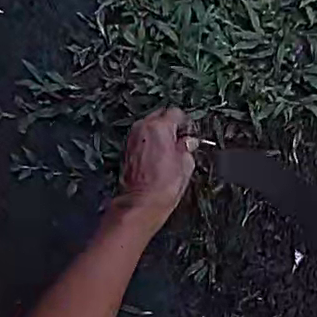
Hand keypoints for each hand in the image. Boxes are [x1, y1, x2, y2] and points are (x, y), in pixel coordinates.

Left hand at [113, 107, 195, 227]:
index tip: (190, 134)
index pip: (175, 113)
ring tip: (169, 151)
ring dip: (159, 134)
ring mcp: (132, 139)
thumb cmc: (162, 186)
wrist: (141, 203)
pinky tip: (157, 157)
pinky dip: (149, 143)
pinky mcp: (126, 151)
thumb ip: (187, 147)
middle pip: (159, 116)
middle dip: (170, 125)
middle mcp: (142, 129)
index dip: (185, 123)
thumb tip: (188, 143)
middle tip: (180, 141)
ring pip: (148, 127)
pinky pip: (141, 139)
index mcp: (159, 127)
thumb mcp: (185, 164)